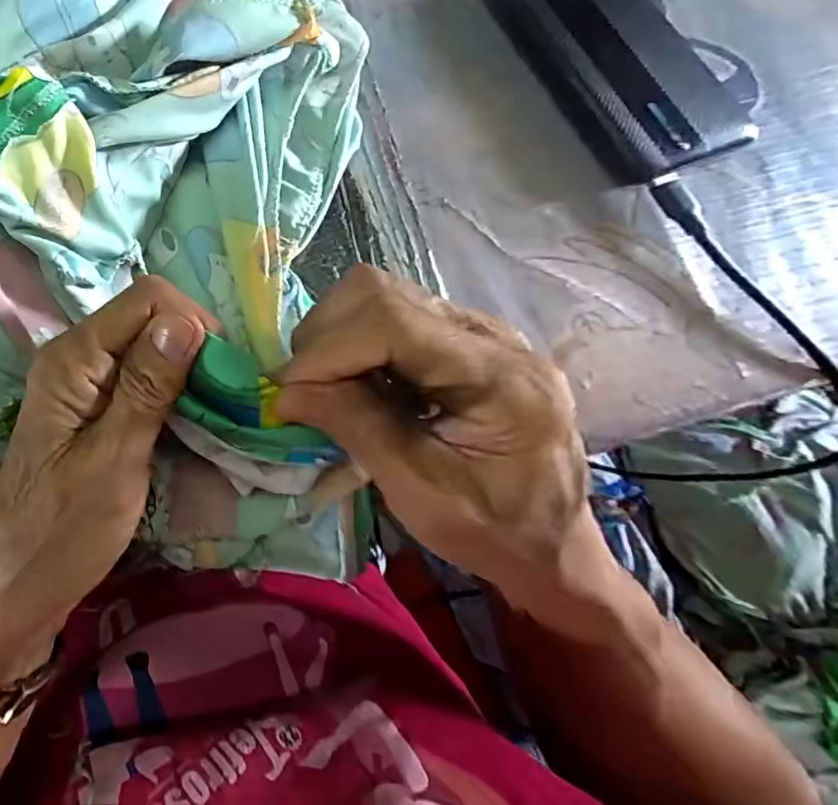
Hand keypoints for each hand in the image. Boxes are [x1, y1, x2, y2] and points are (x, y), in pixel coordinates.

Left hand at [0, 277, 215, 681]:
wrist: (19, 587)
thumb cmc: (64, 531)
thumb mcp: (115, 460)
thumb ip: (146, 387)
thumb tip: (185, 320)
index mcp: (71, 359)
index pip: (145, 299)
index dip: (192, 322)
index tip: (225, 373)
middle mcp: (73, 357)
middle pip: (147, 317)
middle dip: (194, 345)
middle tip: (229, 396)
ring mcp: (81, 384)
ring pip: (146, 348)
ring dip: (187, 370)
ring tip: (221, 409)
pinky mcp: (91, 409)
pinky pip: (138, 379)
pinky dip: (171, 391)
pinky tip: (195, 419)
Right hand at [276, 266, 604, 604]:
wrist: (550, 543)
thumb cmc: (494, 532)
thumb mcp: (421, 495)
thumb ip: (357, 430)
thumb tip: (286, 391)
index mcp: (502, 380)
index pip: (393, 323)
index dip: (328, 350)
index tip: (290, 394)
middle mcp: (493, 338)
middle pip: (380, 293)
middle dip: (325, 338)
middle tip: (307, 392)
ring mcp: (476, 330)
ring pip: (375, 293)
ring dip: (332, 335)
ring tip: (327, 386)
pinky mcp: (456, 335)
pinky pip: (384, 311)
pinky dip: (349, 339)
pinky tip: (354, 380)